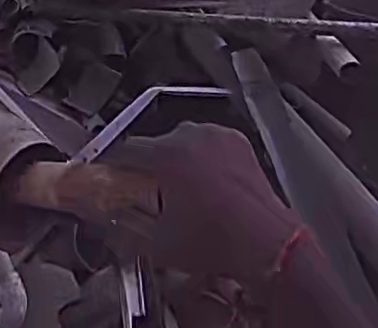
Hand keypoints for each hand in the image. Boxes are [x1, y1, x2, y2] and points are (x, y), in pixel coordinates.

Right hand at [109, 122, 298, 283]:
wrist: (264, 243)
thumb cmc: (216, 241)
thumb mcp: (160, 243)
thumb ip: (127, 226)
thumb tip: (112, 220)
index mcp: (165, 154)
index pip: (128, 149)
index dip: (117, 164)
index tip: (115, 174)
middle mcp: (189, 135)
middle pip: (158, 145)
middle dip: (155, 167)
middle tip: (157, 194)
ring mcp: (215, 134)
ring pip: (185, 142)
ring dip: (182, 161)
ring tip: (190, 192)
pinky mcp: (236, 140)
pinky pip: (210, 144)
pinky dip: (207, 159)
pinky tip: (213, 185)